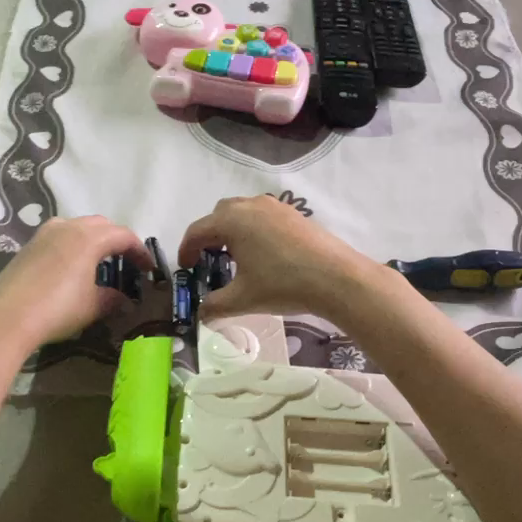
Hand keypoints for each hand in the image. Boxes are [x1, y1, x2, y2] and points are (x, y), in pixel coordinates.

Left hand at [0, 216, 150, 349]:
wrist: (6, 317)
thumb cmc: (57, 309)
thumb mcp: (92, 307)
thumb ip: (112, 299)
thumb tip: (125, 301)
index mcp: (89, 238)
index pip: (123, 236)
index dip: (140, 251)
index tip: (148, 269)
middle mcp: (67, 228)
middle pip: (100, 225)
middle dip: (117, 240)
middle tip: (126, 262)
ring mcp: (44, 234)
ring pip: (77, 227)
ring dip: (93, 239)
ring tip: (99, 262)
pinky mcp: (28, 246)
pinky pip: (59, 237)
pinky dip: (73, 246)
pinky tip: (71, 268)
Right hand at [177, 196, 381, 319]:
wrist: (336, 278)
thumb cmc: (282, 285)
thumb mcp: (242, 299)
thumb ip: (214, 306)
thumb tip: (201, 315)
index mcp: (232, 221)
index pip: (197, 230)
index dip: (186, 250)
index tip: (185, 267)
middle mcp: (250, 206)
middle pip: (219, 215)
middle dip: (209, 236)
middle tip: (208, 260)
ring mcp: (275, 207)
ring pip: (243, 212)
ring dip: (232, 231)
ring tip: (235, 257)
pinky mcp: (294, 214)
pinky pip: (263, 217)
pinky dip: (253, 230)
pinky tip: (263, 255)